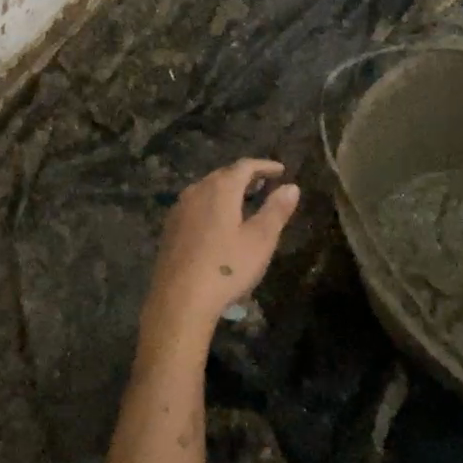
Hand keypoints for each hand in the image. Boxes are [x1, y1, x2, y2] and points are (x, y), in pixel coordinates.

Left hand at [141, 159, 300, 345]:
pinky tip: (218, 220)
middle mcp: (196, 190)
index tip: (280, 170)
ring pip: (207, 188)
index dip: (264, 166)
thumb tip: (291, 186)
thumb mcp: (260, 240)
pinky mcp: (171, 226)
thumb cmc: (227, 267)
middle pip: (223, 175)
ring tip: (245, 199)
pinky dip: (212, 203)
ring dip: (227, 189)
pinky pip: (196, 204)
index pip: (244, 167)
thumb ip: (276, 210)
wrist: (180, 296)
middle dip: (245, 176)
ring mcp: (180, 208)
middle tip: (264, 183)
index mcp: (220, 189)